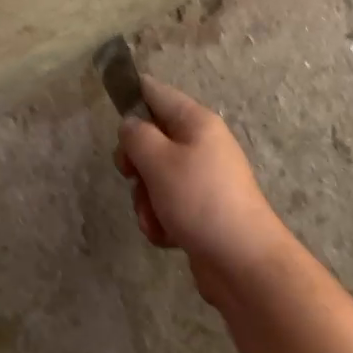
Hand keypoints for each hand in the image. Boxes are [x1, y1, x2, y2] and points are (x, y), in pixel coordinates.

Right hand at [115, 77, 292, 302]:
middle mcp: (202, 144)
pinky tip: (168, 236)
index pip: (157, 93)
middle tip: (134, 177)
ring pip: (155, 179)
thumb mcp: (160, 161)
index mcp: (197, 122)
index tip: (111, 103)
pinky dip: (161, 221)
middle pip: (152, 141)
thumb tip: (131, 125)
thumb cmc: (199, 200)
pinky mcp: (201, 210)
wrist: (241, 258)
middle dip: (137, 165)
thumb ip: (137, 136)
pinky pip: (167, 206)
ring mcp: (202, 179)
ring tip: (156, 218)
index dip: (132, 94)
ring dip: (147, 201)